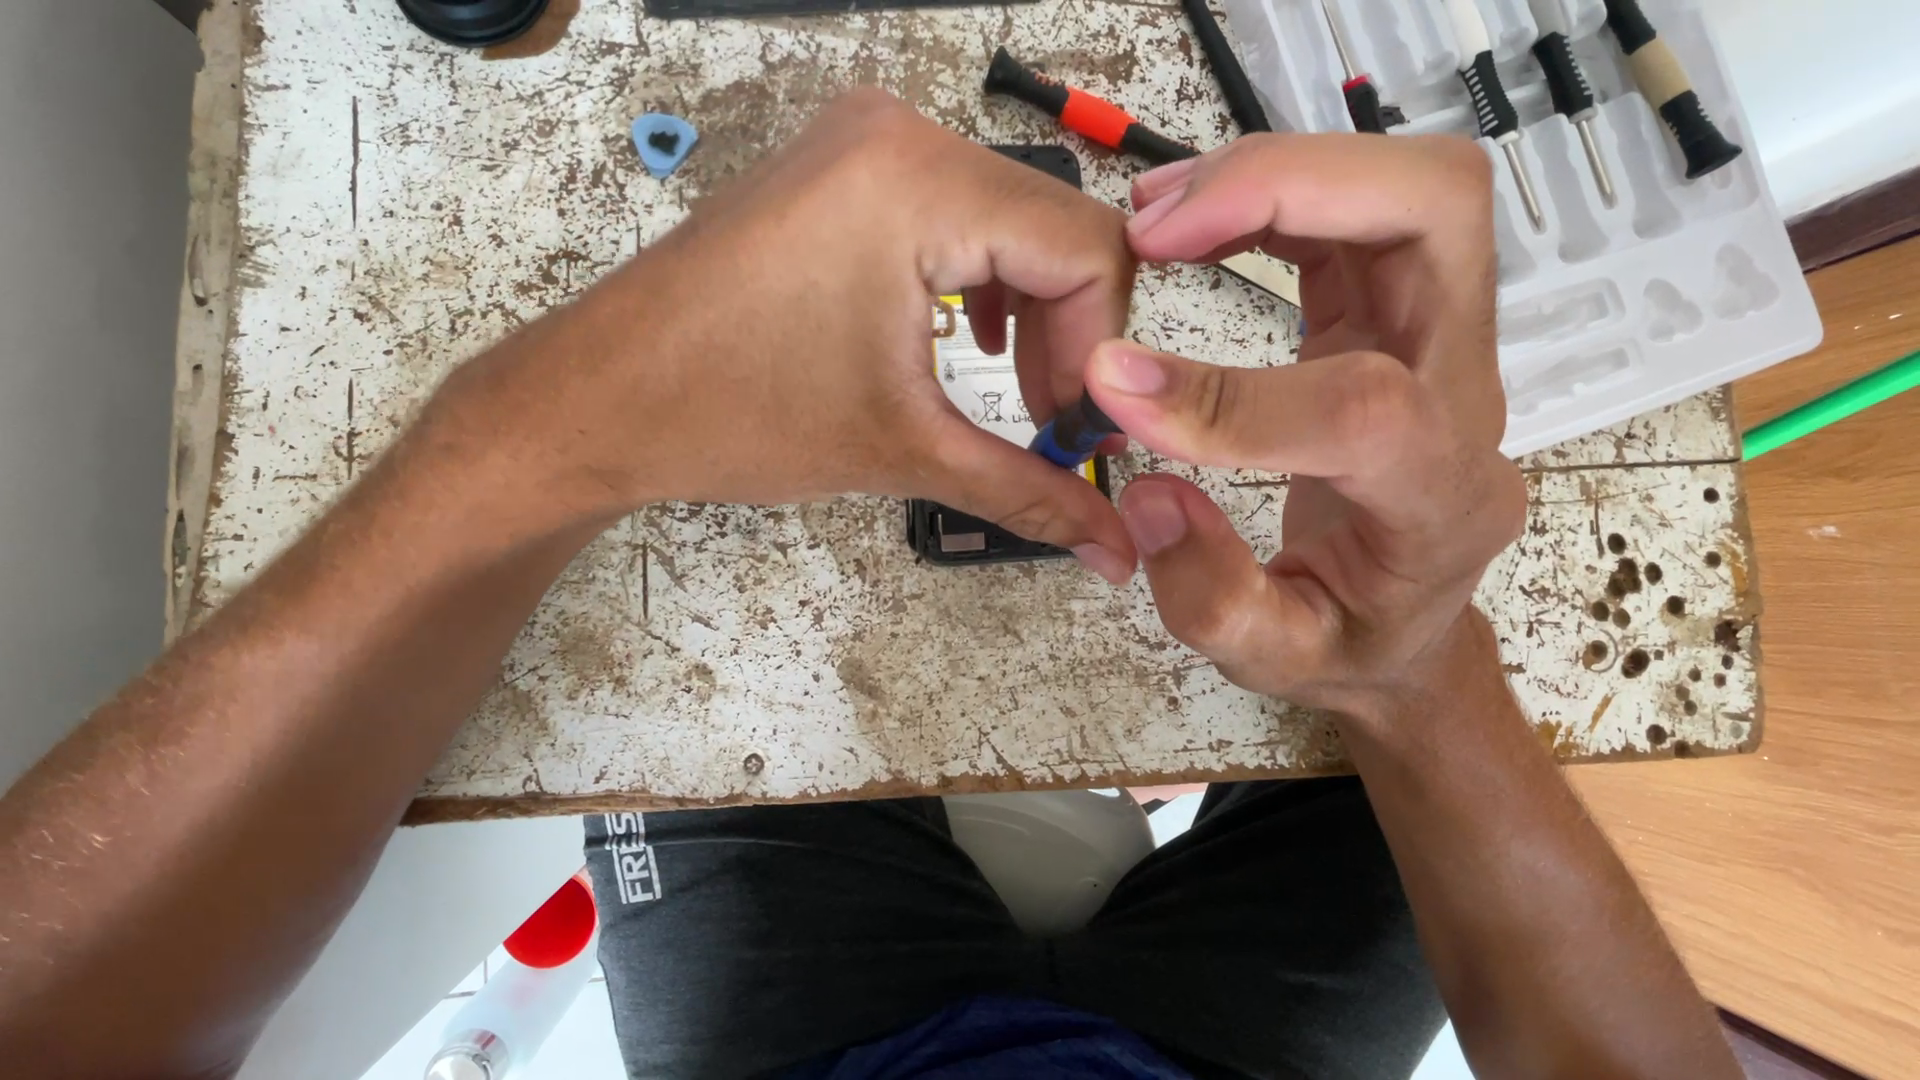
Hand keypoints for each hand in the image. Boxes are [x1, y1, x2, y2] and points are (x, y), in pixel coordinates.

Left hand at [447, 88, 1138, 579]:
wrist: (601, 399)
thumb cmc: (731, 413)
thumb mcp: (903, 452)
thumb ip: (1028, 495)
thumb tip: (1116, 547)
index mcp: (916, 182)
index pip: (1088, 249)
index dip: (1102, 352)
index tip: (1077, 432)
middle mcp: (899, 134)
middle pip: (1055, 232)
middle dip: (1069, 340)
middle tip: (1050, 425)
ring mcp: (865, 144)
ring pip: (1010, 224)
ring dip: (1029, 315)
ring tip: (1013, 394)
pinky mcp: (843, 171)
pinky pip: (956, 215)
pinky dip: (979, 284)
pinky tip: (965, 342)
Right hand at [1085, 134, 1526, 719]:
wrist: (1411, 626)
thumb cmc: (1345, 645)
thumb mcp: (1268, 658)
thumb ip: (1208, 593)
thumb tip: (1147, 487)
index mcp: (1438, 498)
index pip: (1365, 411)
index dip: (1232, 396)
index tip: (1110, 384)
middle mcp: (1463, 394)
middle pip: (1434, 214)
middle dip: (1288, 190)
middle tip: (1153, 228)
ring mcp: (1438, 339)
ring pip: (1401, 187)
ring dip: (1270, 176)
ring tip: (1151, 219)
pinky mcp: (1392, 315)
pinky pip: (1352, 213)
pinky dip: (1264, 196)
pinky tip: (1184, 223)